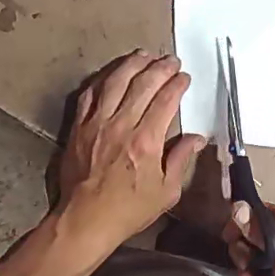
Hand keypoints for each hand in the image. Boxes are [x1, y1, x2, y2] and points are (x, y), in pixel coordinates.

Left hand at [55, 52, 206, 260]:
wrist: (85, 219)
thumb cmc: (128, 210)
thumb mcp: (166, 192)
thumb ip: (180, 160)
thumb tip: (196, 138)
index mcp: (146, 141)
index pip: (165, 100)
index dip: (177, 84)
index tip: (184, 78)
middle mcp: (121, 125)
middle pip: (142, 84)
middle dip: (160, 68)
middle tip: (170, 61)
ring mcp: (96, 123)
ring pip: (114, 82)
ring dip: (131, 65)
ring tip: (143, 56)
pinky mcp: (79, 128)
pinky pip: (90, 94)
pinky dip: (102, 79)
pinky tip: (111, 74)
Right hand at [222, 201, 274, 275]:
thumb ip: (259, 233)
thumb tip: (237, 208)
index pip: (258, 211)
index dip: (240, 223)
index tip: (228, 239)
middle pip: (252, 236)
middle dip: (244, 256)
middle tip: (243, 270)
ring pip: (254, 257)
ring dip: (249, 275)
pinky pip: (262, 274)